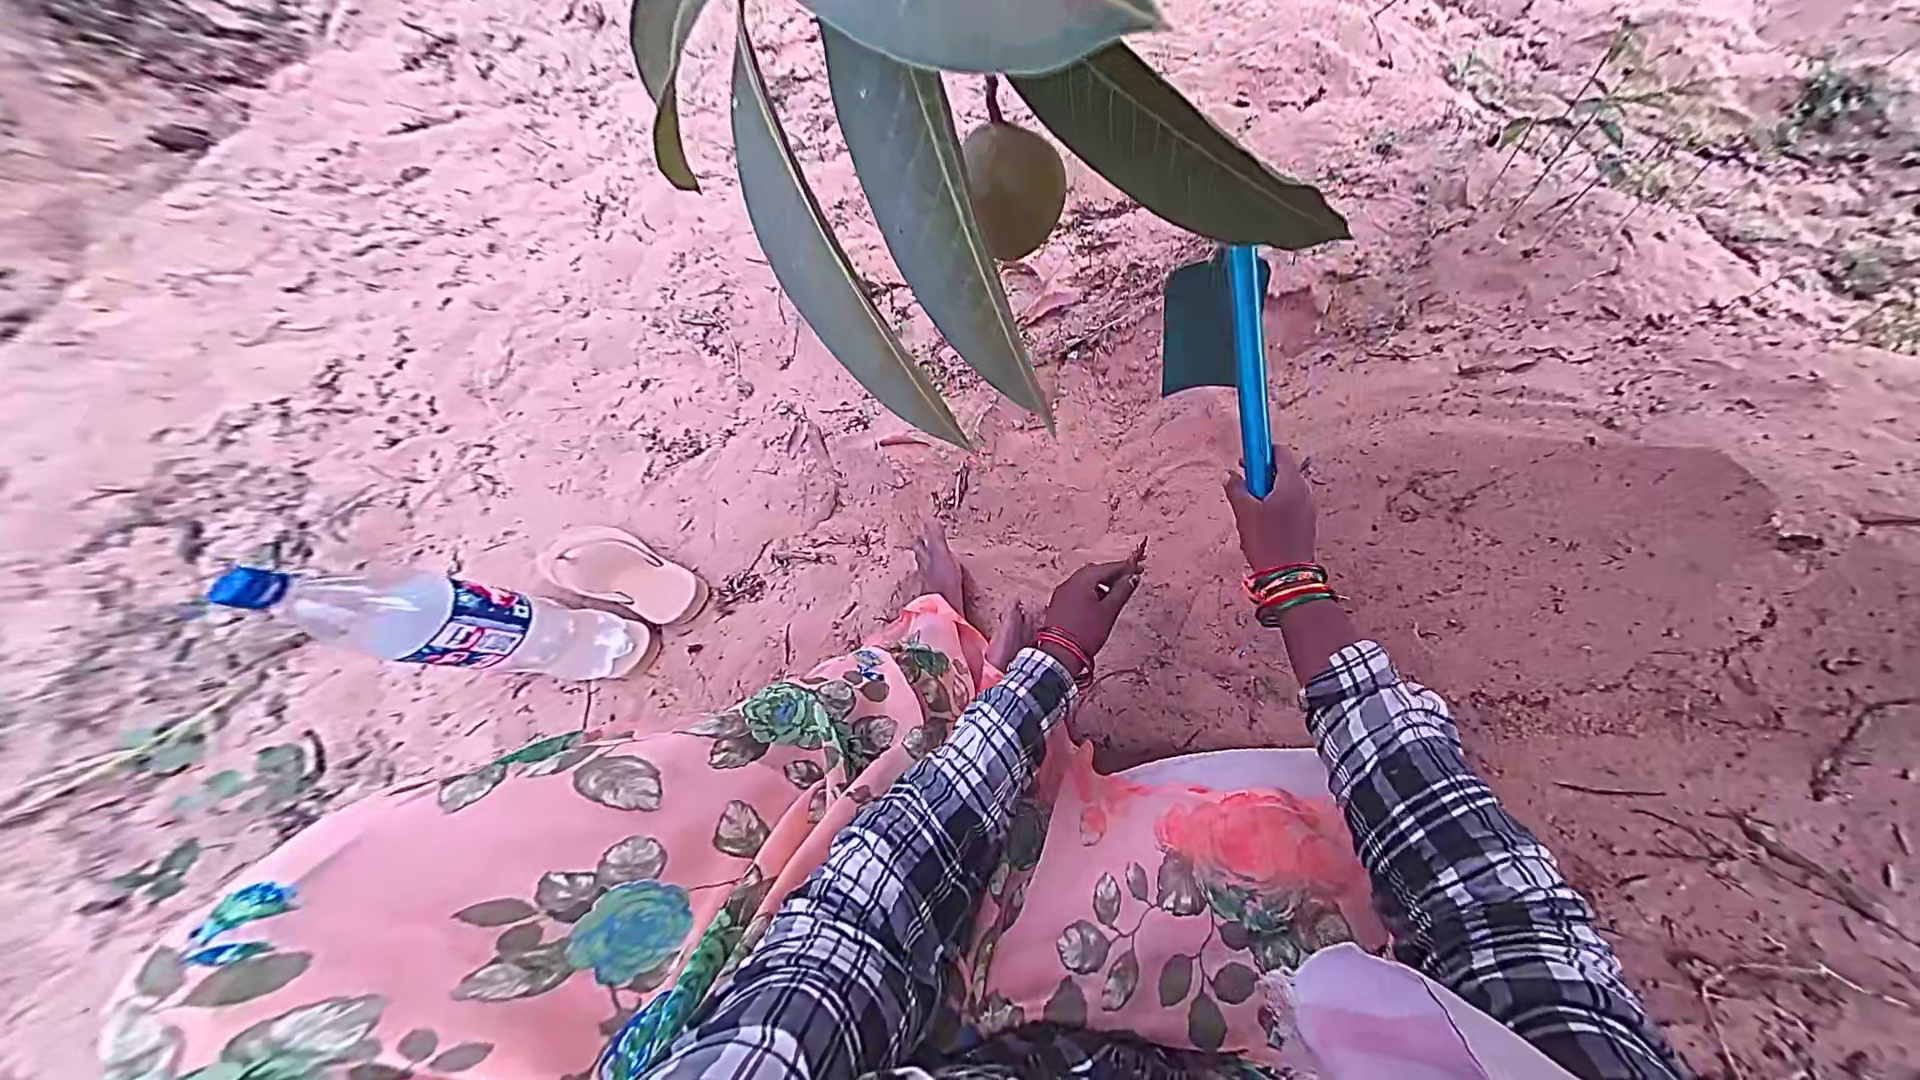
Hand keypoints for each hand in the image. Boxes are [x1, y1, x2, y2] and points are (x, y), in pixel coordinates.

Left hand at [1039, 542, 1144, 661]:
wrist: (1060, 654)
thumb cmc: (1086, 632)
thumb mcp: (1109, 611)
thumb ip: (1122, 591)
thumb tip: (1132, 577)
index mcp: (1082, 580)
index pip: (1107, 567)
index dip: (1125, 567)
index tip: (1139, 568)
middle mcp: (1069, 583)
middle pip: (1094, 572)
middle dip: (1112, 574)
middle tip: (1129, 579)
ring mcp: (1061, 593)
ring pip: (1085, 581)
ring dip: (1101, 583)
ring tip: (1116, 593)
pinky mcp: (1058, 604)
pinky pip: (1077, 591)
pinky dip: (1091, 592)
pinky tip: (1100, 603)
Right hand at [1223, 446, 1316, 570]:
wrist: (1287, 573)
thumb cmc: (1266, 540)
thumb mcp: (1244, 512)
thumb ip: (1235, 488)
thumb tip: (1229, 474)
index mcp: (1290, 483)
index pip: (1280, 453)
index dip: (1261, 451)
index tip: (1246, 458)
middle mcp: (1304, 491)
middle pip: (1283, 470)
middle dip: (1262, 473)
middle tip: (1243, 483)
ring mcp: (1307, 507)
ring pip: (1285, 487)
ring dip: (1267, 489)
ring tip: (1250, 506)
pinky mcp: (1305, 521)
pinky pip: (1289, 502)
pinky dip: (1275, 502)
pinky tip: (1261, 520)